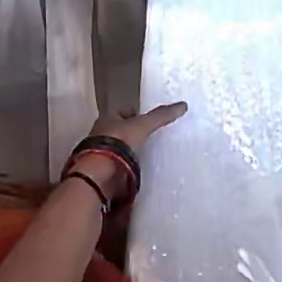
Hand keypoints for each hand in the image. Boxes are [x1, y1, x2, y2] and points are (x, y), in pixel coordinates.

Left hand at [71, 102, 187, 200]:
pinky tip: (134, 176)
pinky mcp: (100, 174)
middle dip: (129, 137)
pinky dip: (123, 172)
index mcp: (106, 120)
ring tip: (143, 161)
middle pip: (116, 133)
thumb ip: (161, 116)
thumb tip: (183, 105)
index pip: (120, 113)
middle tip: (146, 141)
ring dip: (126, 156)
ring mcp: (98, 156)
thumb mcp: (143, 125)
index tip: (146, 121)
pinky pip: (115, 170)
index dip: (132, 116)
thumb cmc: (119, 141)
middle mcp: (99, 136)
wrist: (101, 173)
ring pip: (114, 151)